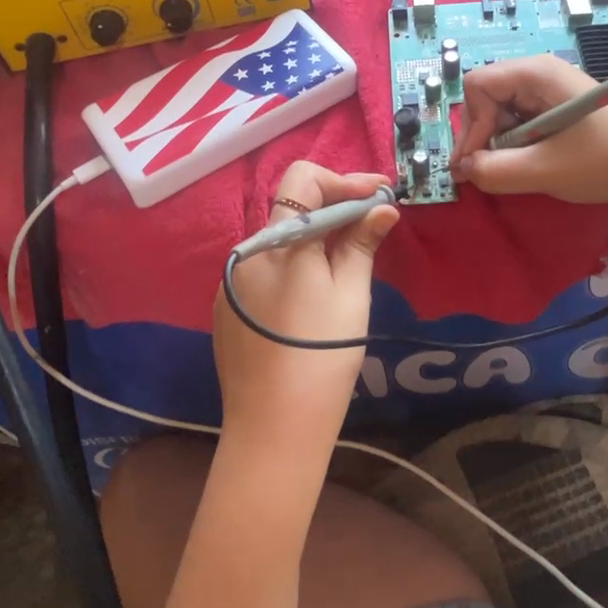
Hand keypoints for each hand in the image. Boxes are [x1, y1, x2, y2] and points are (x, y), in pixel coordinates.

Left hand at [213, 162, 397, 448]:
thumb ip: (361, 243)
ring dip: (313, 237)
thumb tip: (381, 209)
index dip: (344, 180)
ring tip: (347, 258)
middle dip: (334, 207)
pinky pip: (263, 269)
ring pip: (278, 240)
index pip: (303, 180)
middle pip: (291, 210)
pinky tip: (312, 294)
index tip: (378, 196)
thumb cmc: (322, 356)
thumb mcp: (351, 294)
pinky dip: (291, 265)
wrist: (273, 427)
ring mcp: (231, 281)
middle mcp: (247, 252)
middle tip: (372, 221)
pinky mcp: (226, 307)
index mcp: (279, 242)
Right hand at [452, 56, 607, 217]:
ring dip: (501, 142)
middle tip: (489, 171)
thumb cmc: (604, 162)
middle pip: (487, 96)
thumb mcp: (544, 170)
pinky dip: (518, 143)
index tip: (477, 162)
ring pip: (503, 111)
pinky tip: (534, 162)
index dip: (471, 125)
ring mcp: (552, 89)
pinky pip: (522, 119)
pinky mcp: (560, 108)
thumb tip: (463, 170)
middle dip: (483, 134)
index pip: (477, 85)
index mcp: (536, 73)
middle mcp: (540, 73)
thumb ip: (495, 170)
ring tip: (518, 168)